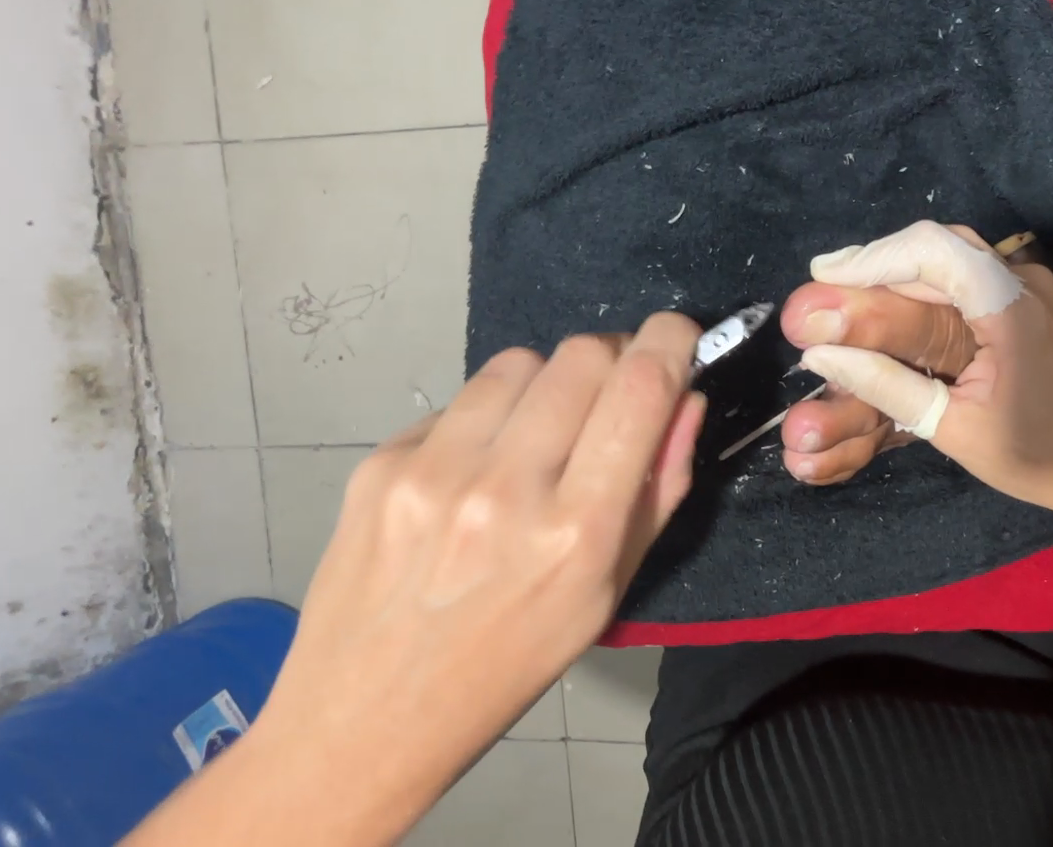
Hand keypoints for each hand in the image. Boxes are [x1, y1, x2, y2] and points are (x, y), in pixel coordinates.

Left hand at [253, 315, 704, 823]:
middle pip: (584, 354)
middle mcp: (506, 487)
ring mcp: (432, 469)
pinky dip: (491, 414)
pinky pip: (462, 399)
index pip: (640, 387)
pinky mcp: (379, 462)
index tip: (680, 335)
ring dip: (550, 383)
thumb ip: (662, 486)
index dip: (671, 340)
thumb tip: (687, 397)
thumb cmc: (516, 657)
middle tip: (611, 395)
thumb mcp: (614, 587)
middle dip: (615, 358)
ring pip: (521, 361)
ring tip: (538, 434)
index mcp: (579, 528)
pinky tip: (476, 466)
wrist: (366, 717)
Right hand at [798, 221, 1052, 525]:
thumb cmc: (1035, 457)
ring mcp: (1030, 287)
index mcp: (1012, 307)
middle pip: (940, 246)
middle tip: (825, 286)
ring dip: (899, 270)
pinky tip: (891, 303)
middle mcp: (1025, 281)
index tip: (822, 277)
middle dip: (879, 262)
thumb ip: (887, 385)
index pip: (933, 251)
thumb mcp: (953, 428)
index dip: (873, 258)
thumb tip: (818, 354)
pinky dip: (924, 284)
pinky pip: (967, 276)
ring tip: (846, 291)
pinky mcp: (1027, 300)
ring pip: (952, 256)